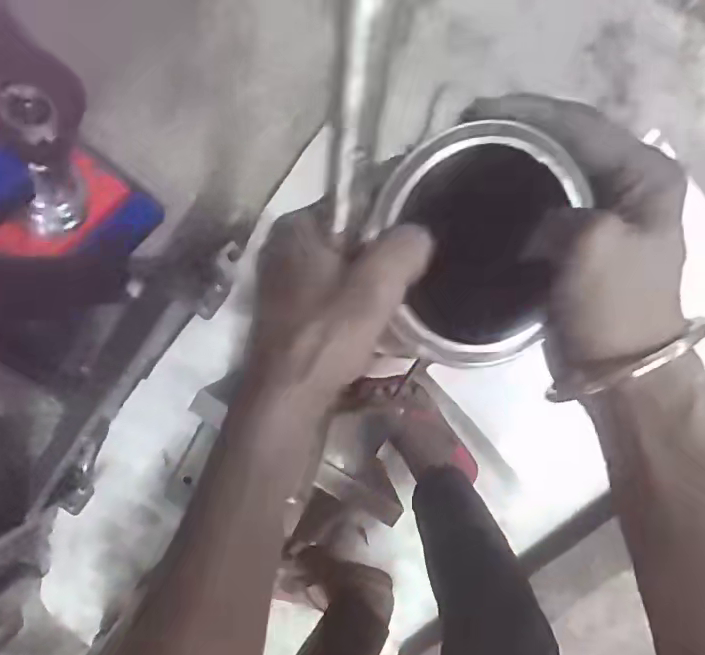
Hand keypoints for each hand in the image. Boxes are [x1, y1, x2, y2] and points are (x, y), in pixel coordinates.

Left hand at [243, 207, 432, 416]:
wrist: (287, 400)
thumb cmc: (327, 338)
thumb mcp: (375, 288)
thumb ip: (403, 249)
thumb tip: (420, 234)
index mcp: (297, 228)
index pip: (356, 204)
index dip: (392, 224)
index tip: (417, 250)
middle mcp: (283, 251)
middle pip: (351, 246)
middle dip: (383, 268)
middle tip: (411, 289)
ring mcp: (283, 289)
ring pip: (344, 280)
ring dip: (373, 298)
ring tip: (400, 318)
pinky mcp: (290, 322)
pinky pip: (334, 308)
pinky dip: (356, 319)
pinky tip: (377, 339)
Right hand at [465, 95, 688, 375]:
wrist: (620, 375)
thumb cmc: (615, 310)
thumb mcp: (591, 245)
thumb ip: (557, 210)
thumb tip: (528, 221)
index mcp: (646, 176)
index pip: (582, 125)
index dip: (528, 114)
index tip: (476, 113)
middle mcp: (630, 189)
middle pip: (568, 146)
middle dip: (519, 138)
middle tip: (467, 138)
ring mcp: (607, 221)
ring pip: (555, 180)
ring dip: (517, 171)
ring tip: (471, 164)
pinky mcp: (582, 251)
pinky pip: (547, 214)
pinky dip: (519, 206)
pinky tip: (487, 204)